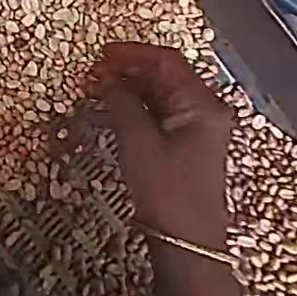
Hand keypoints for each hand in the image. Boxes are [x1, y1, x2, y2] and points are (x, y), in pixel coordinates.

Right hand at [86, 43, 233, 248]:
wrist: (186, 242)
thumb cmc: (167, 191)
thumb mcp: (139, 143)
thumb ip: (122, 103)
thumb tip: (104, 77)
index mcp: (202, 104)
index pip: (167, 61)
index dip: (132, 53)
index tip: (100, 55)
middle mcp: (204, 109)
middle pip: (164, 75)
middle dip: (127, 70)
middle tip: (92, 72)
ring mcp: (195, 127)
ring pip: (158, 94)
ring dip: (127, 88)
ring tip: (93, 89)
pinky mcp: (184, 144)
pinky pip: (156, 114)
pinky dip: (132, 108)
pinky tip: (106, 110)